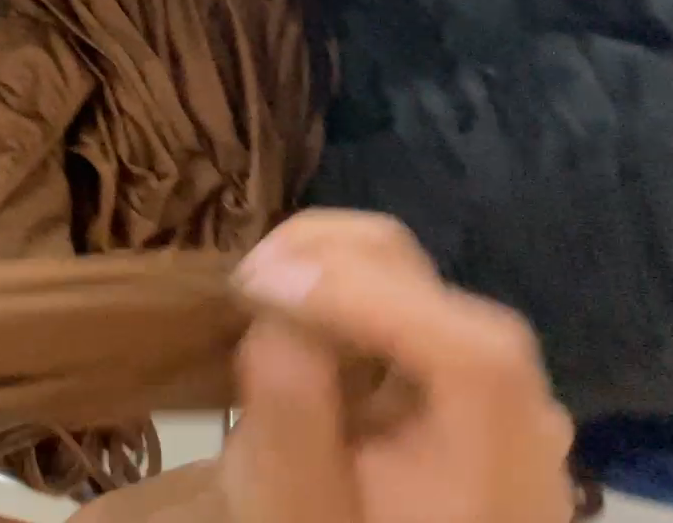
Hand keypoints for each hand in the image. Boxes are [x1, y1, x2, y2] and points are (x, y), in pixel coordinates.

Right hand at [225, 210, 574, 522]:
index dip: (364, 298)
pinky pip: (389, 286)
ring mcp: (483, 378)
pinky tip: (282, 297)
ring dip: (320, 258)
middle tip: (243, 281)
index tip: (260, 284)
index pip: (472, 357)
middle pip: (436, 294)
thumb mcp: (289, 498)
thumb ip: (290, 407)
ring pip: (410, 271)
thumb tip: (275, 302)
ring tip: (255, 285)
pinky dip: (326, 272)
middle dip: (325, 261)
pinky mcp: (445, 360)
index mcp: (496, 470)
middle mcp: (513, 411)